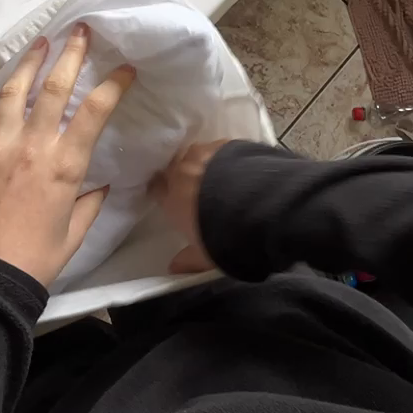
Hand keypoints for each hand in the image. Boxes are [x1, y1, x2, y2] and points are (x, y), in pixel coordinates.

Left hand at [0, 24, 136, 286]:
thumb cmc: (35, 260)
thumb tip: (99, 184)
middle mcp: (31, 146)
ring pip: (13, 92)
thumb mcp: (74, 233)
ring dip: (29, 64)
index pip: (95, 111)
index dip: (113, 85)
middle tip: (79, 31)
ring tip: (40, 44)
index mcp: (64, 165)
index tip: (124, 69)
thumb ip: (90, 203)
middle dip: (71, 54)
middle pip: (55, 87)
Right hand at [148, 140, 228, 273]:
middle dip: (180, 174)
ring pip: (196, 154)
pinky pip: (220, 150)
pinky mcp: (228, 144)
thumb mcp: (205, 255)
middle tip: (192, 185)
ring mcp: (205, 154)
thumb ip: (188, 259)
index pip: (156, 188)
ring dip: (202, 164)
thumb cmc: (222, 234)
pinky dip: (224, 158)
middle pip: (174, 167)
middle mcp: (183, 170)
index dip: (161, 190)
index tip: (167, 195)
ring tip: (217, 175)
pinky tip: (237, 168)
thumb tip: (173, 268)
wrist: (256, 205)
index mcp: (172, 197)